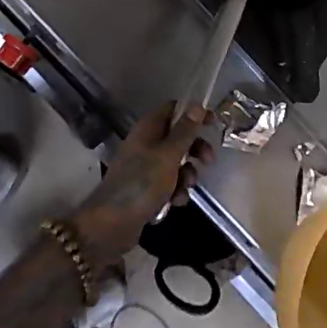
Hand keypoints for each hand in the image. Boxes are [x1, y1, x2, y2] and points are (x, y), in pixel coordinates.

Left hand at [70, 102, 214, 260]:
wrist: (113, 223)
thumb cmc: (141, 183)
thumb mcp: (168, 156)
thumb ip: (184, 132)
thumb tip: (196, 104)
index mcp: (148, 128)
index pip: (173, 109)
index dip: (193, 113)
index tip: (213, 123)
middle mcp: (146, 143)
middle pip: (178, 137)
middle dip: (194, 149)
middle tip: (208, 161)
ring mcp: (145, 166)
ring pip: (176, 163)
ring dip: (186, 176)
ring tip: (183, 189)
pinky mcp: (147, 188)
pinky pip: (169, 184)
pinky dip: (175, 192)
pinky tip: (174, 203)